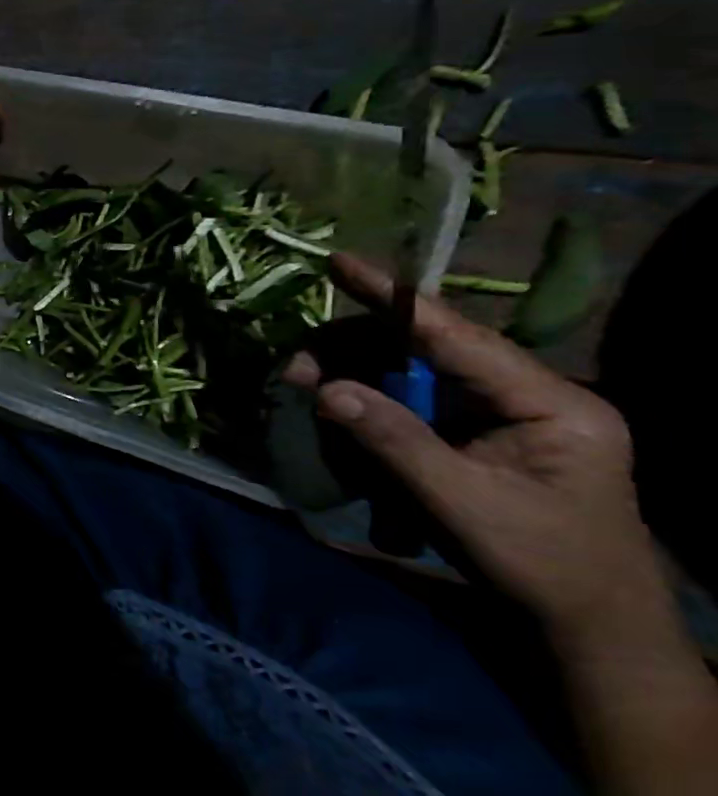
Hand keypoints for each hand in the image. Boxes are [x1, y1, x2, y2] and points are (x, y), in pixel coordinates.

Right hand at [285, 254, 659, 630]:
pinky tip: (346, 424)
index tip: (340, 263)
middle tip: (295, 375)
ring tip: (310, 399)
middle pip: (421, 350)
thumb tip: (327, 388)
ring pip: (408, 372)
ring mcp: (502, 411)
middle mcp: (527, 394)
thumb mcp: (462, 502)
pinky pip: (410, 401)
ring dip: (354, 382)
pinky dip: (369, 408)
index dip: (394, 298)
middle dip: (352, 355)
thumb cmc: (540, 562)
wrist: (589, 623)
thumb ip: (394, 440)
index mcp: (550, 404)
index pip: (457, 336)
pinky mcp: (478, 430)